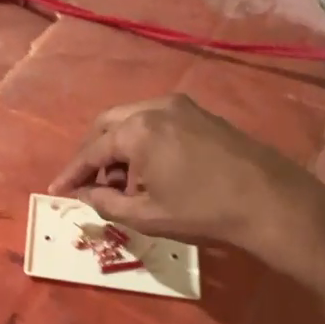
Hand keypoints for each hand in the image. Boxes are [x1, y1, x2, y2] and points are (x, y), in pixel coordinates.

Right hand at [47, 94, 324, 282]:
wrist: (269, 202)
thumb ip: (104, 202)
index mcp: (137, 130)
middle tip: (85, 183)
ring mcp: (182, 107)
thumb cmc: (201, 212)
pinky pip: (156, 122)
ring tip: (118, 184)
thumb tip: (81, 196)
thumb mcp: (144, 215)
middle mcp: (156, 108)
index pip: (91, 151)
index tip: (55, 191)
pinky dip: (141, 142)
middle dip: (92, 154)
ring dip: (117, 148)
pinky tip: (147, 172)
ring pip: (132, 121)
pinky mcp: (202, 115)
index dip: (71, 174)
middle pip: (107, 125)